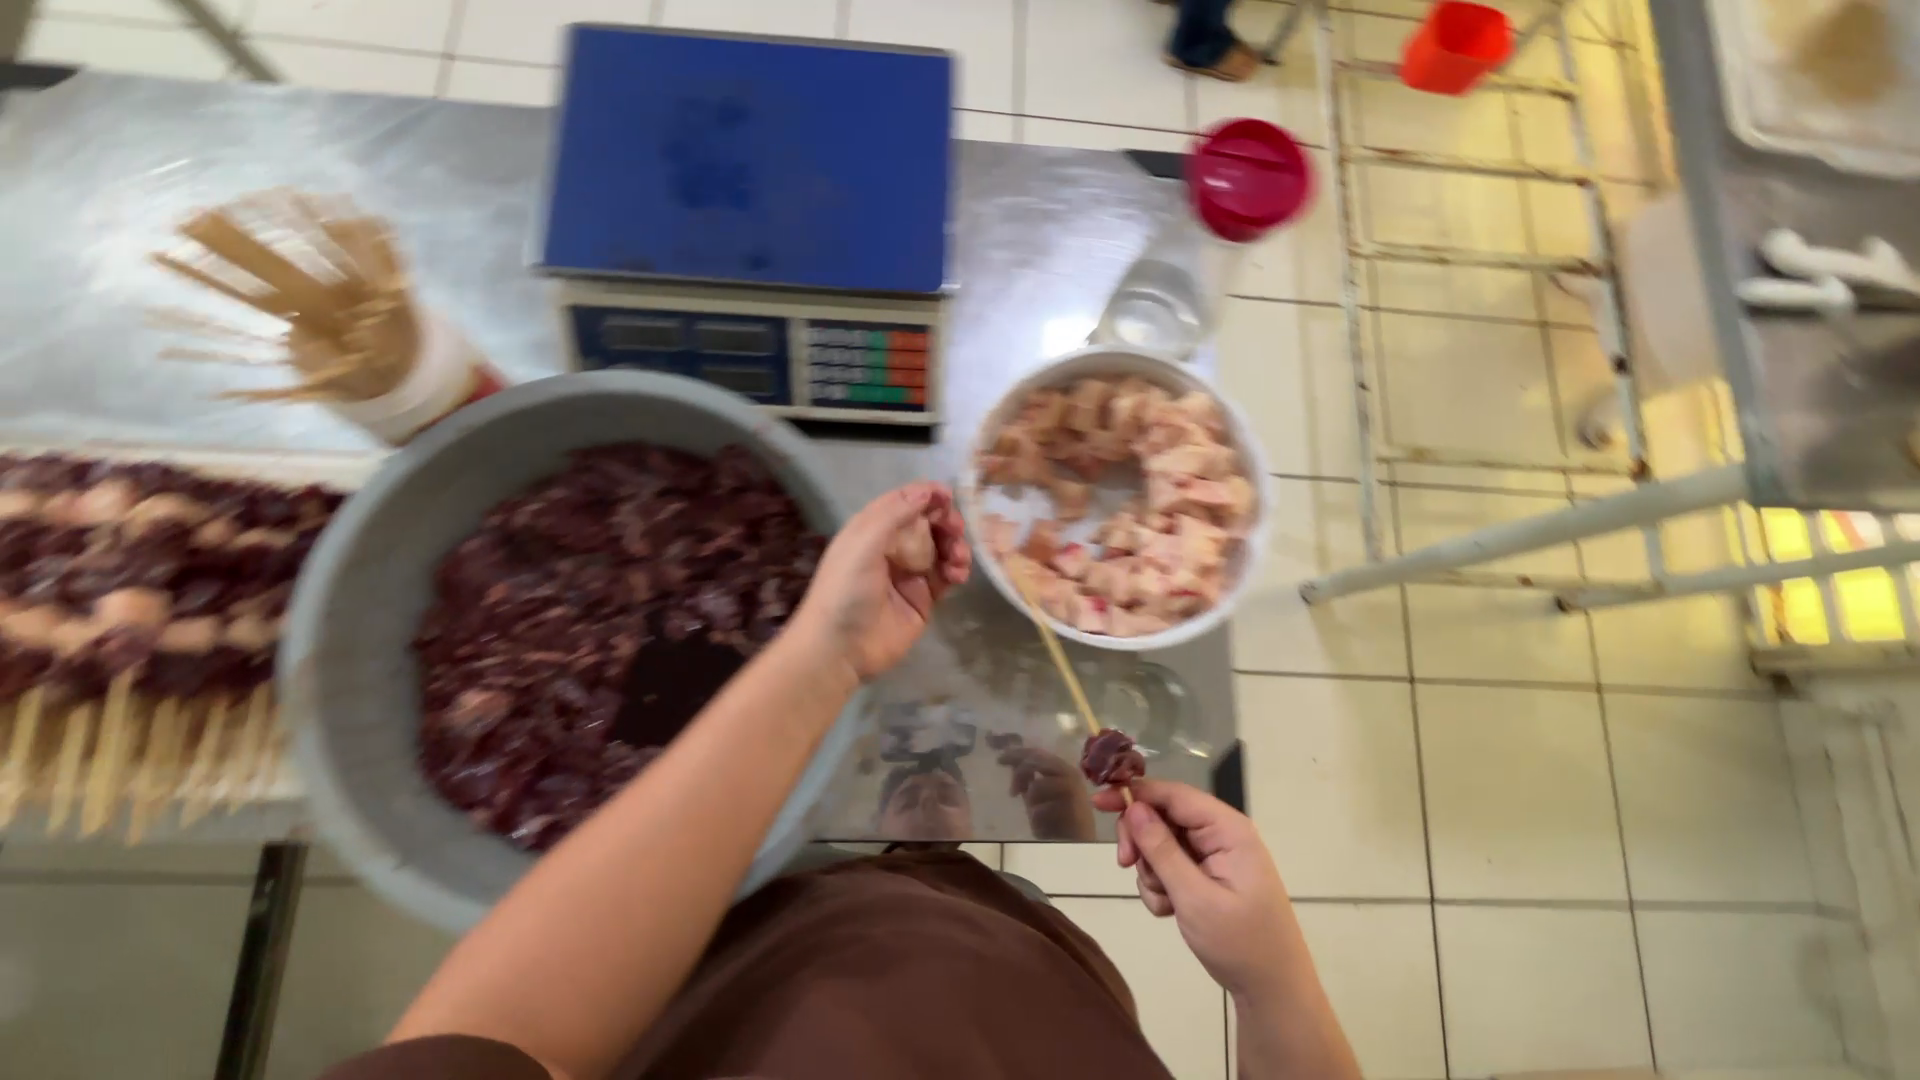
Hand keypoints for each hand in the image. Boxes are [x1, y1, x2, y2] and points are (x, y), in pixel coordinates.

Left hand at [790, 482, 970, 682]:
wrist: (840, 648)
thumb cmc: (845, 590)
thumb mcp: (864, 543)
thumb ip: (895, 514)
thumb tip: (926, 490)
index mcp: (871, 530)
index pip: (904, 502)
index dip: (927, 495)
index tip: (949, 497)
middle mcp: (891, 548)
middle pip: (927, 524)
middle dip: (946, 522)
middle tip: (955, 530)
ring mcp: (908, 574)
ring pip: (941, 549)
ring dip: (955, 546)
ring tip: (958, 559)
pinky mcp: (922, 599)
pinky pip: (946, 576)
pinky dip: (957, 570)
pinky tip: (958, 575)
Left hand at [998, 747, 1095, 839]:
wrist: (1076, 845)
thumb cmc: (1056, 820)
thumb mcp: (1037, 796)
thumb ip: (1027, 779)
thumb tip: (1012, 762)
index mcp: (1063, 768)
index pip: (1037, 752)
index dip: (1017, 753)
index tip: (1000, 759)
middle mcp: (1070, 774)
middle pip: (1036, 762)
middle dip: (1019, 775)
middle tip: (1012, 792)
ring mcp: (1071, 790)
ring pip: (1037, 786)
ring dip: (1032, 802)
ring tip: (1038, 814)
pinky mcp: (1070, 809)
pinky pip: (1040, 810)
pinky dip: (1038, 819)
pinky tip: (1047, 827)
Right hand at [1091, 779, 1294, 995]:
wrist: (1271, 991)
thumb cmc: (1240, 943)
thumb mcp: (1195, 898)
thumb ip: (1162, 850)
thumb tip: (1134, 808)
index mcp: (1227, 829)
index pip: (1173, 794)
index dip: (1134, 793)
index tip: (1099, 802)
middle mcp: (1220, 834)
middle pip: (1163, 816)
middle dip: (1141, 841)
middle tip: (1124, 864)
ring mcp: (1213, 856)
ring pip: (1161, 843)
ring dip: (1151, 871)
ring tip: (1164, 902)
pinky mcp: (1206, 876)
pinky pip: (1169, 866)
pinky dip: (1161, 886)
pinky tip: (1170, 911)